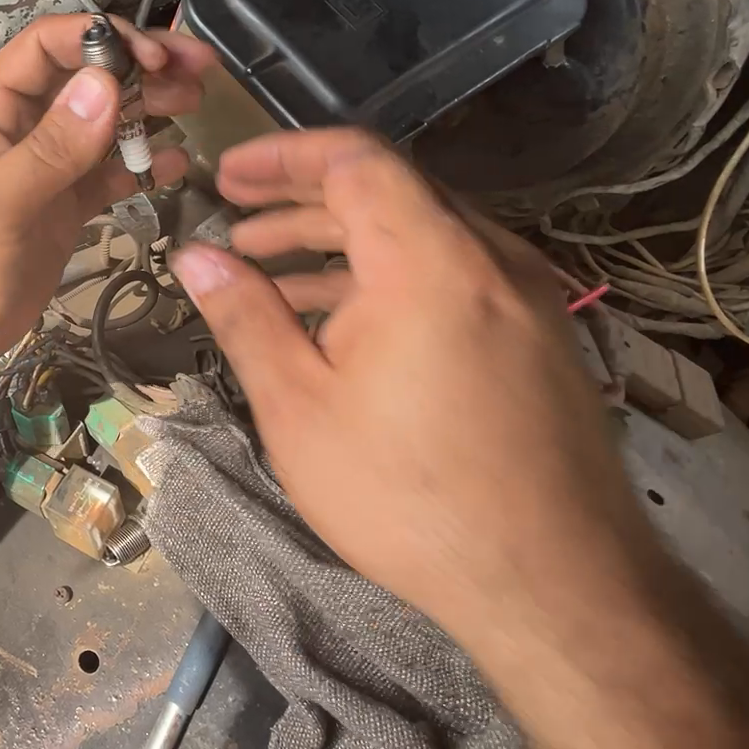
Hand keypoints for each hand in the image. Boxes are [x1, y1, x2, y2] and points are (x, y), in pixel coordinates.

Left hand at [0, 14, 214, 382]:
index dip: (98, 39)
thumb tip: (105, 82)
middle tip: (197, 70)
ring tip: (193, 105)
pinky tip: (174, 163)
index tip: (151, 54)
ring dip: (145, 110)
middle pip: (81, 81)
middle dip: (136, 68)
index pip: (43, 49)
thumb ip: (50, 148)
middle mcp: (15, 132)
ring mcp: (40, 172)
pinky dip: (138, 166)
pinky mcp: (58, 210)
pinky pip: (103, 176)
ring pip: (99, 125)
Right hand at [168, 129, 656, 630]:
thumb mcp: (296, 403)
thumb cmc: (406, 492)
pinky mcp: (534, 338)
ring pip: (415, 234)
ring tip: (263, 271)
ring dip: (333, 242)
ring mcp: (521, 299)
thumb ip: (243, 314)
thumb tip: (194, 257)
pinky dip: (378, 277)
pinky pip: (446, 275)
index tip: (224, 175)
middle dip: (297, 200)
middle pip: (384, 191)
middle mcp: (488, 261)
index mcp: (429, 262)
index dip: (281, 156)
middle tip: (233, 221)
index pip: (355, 160)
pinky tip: (330, 320)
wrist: (554, 593)